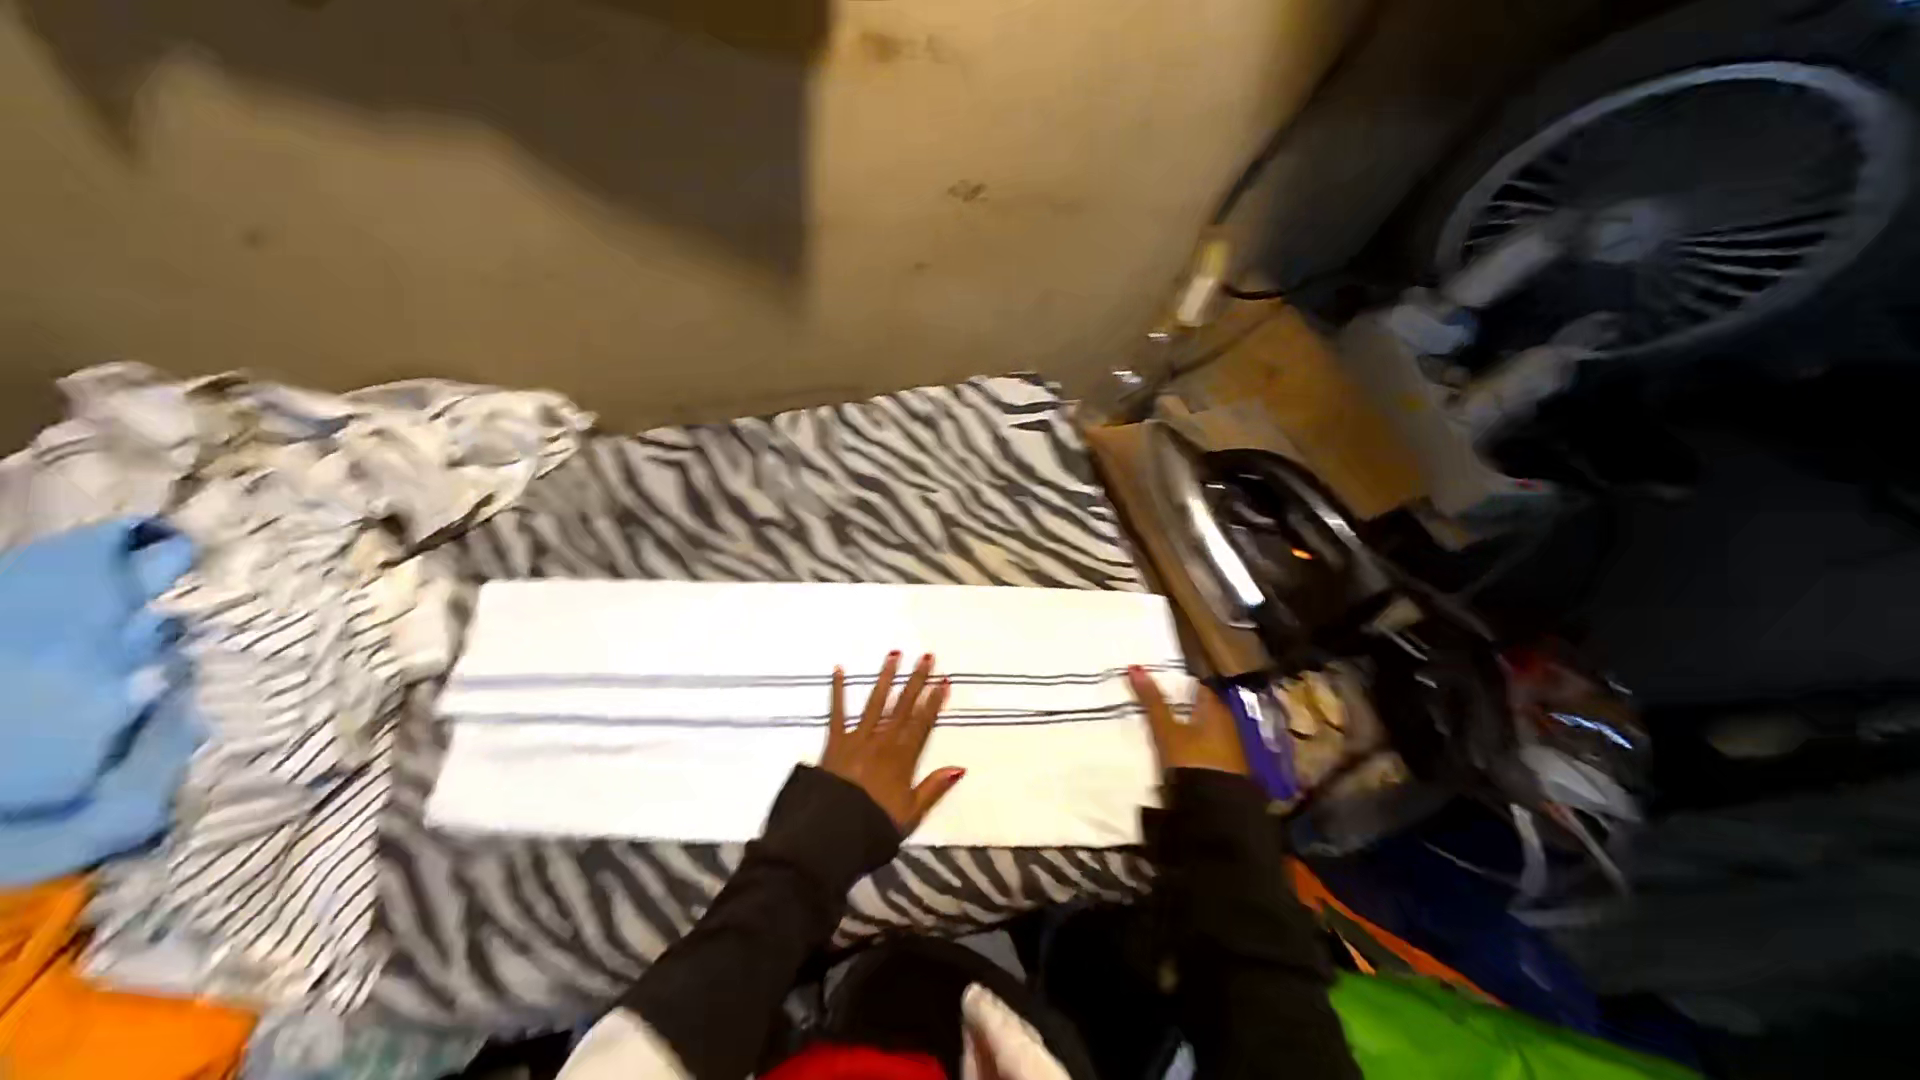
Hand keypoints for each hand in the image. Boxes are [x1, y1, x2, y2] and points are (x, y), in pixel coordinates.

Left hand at [822, 652, 964, 834]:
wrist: (831, 831)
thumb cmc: (873, 824)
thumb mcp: (911, 813)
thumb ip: (934, 788)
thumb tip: (960, 767)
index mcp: (902, 759)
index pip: (922, 724)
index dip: (934, 702)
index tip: (943, 681)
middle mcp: (882, 742)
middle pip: (902, 707)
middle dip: (916, 681)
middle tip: (927, 657)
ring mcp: (857, 739)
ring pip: (875, 703)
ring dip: (886, 678)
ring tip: (894, 655)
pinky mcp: (834, 742)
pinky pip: (837, 712)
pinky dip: (837, 690)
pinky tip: (838, 669)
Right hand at [1127, 666, 1249, 776]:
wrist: (1215, 807)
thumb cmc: (1190, 759)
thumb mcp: (1165, 729)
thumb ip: (1151, 700)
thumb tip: (1134, 667)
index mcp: (1215, 709)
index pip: (1197, 686)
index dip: (1178, 683)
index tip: (1158, 684)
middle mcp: (1227, 723)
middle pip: (1201, 707)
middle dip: (1181, 705)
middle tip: (1156, 704)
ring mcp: (1230, 747)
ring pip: (1205, 727)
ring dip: (1188, 726)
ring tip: (1163, 727)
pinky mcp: (1227, 767)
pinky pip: (1208, 746)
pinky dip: (1194, 743)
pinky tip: (1179, 750)